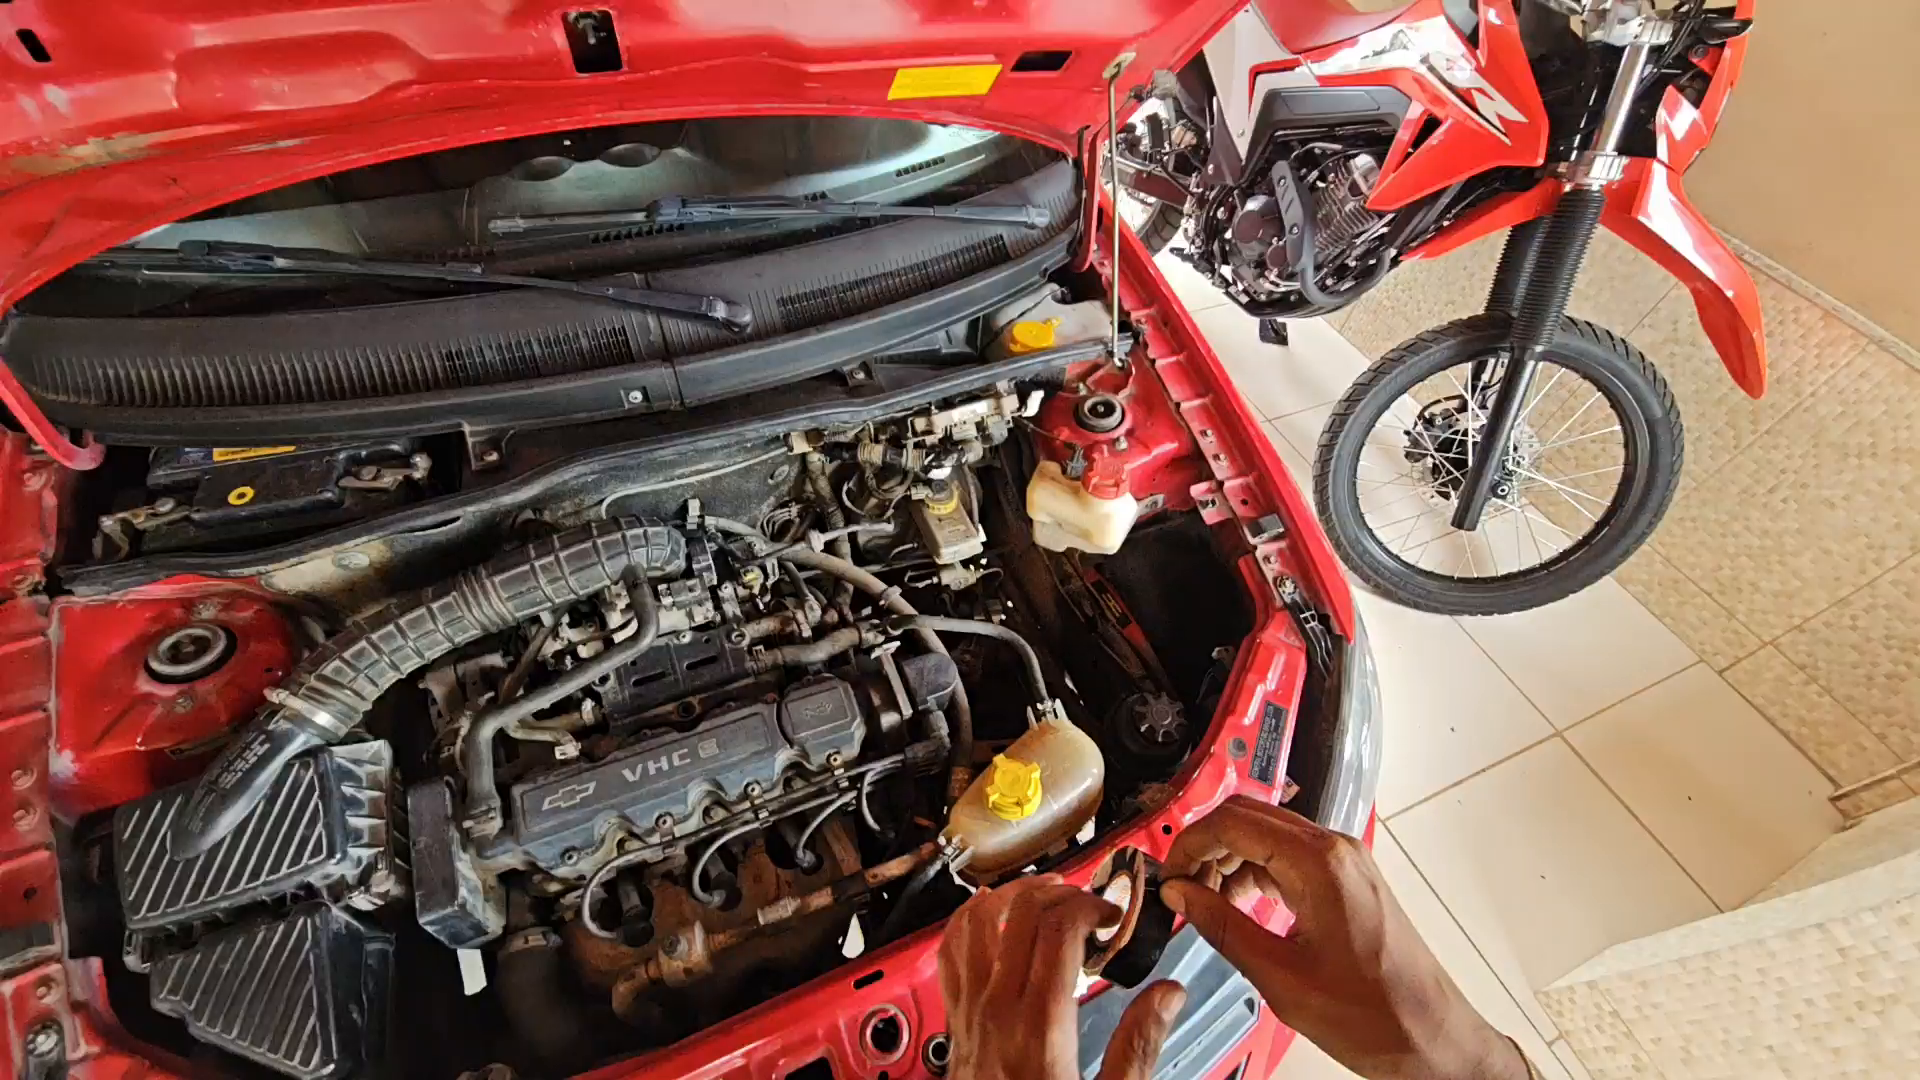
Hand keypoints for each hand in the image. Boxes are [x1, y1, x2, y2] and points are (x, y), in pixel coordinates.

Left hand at [939, 874, 1187, 1079]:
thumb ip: (1139, 1046)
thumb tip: (1167, 994)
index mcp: (1040, 1029)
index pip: (1058, 932)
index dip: (1089, 907)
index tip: (1111, 915)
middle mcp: (997, 1010)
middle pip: (1019, 913)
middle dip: (1057, 892)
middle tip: (1085, 902)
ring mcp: (969, 1010)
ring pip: (976, 920)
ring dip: (1011, 895)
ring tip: (1042, 894)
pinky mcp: (955, 1017)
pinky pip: (951, 950)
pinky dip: (970, 919)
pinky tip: (990, 915)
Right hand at [1162, 797, 1529, 1079]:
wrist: (1444, 1046)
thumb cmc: (1373, 1020)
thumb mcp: (1283, 980)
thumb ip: (1222, 927)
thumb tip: (1177, 894)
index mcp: (1317, 863)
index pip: (1231, 823)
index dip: (1190, 845)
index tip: (1168, 878)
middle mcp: (1331, 846)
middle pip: (1245, 815)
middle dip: (1205, 845)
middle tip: (1182, 887)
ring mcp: (1341, 858)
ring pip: (1263, 830)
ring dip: (1227, 857)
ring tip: (1207, 903)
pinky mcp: (1346, 874)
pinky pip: (1284, 852)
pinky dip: (1253, 869)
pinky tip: (1238, 904)